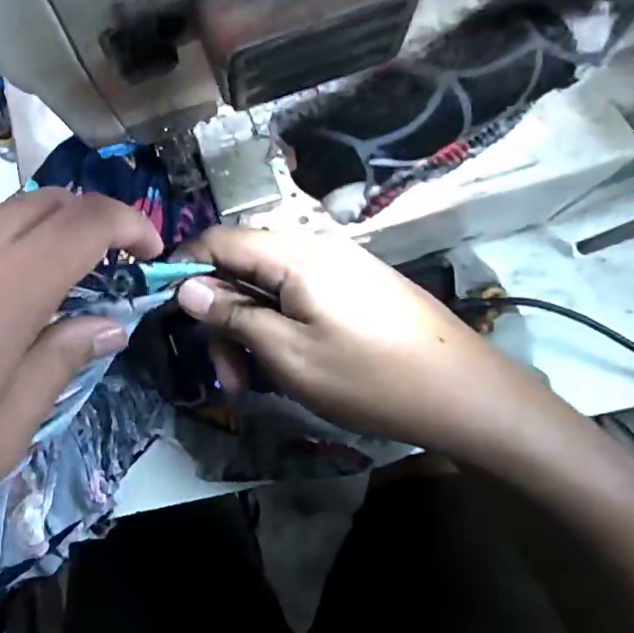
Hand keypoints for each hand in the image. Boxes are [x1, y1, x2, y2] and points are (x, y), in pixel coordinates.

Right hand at [174, 227, 558, 451]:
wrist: (465, 394)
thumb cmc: (370, 376)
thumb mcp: (288, 354)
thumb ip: (232, 315)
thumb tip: (184, 287)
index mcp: (294, 253)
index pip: (218, 238)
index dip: (184, 267)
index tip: (168, 313)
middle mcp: (314, 247)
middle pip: (242, 265)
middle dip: (221, 316)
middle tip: (226, 376)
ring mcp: (338, 266)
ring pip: (269, 286)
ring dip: (250, 329)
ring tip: (256, 382)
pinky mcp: (354, 287)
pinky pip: (298, 295)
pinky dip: (279, 327)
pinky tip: (288, 364)